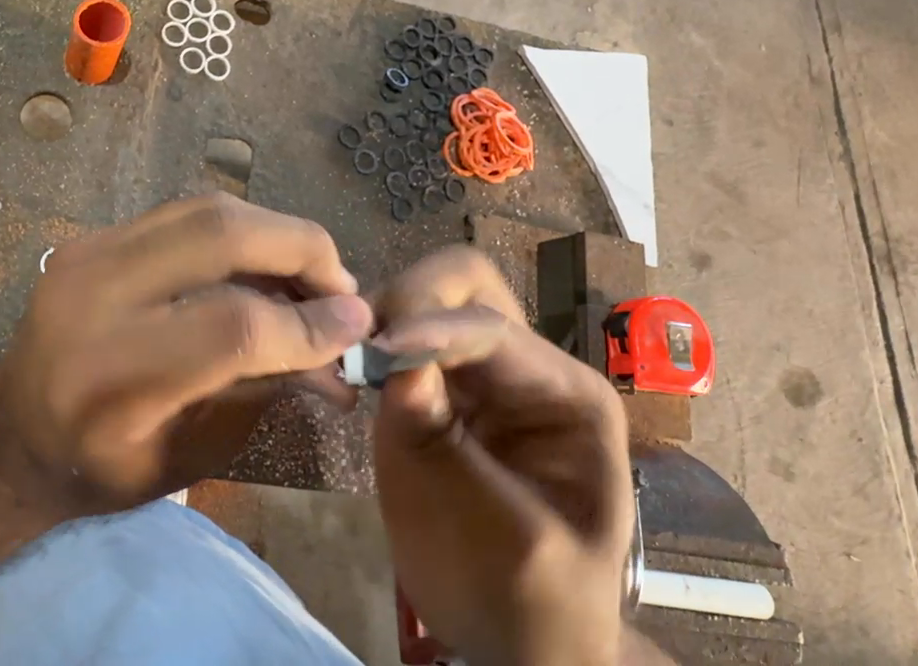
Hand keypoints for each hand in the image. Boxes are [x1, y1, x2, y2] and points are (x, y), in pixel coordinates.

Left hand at [0, 194, 372, 514]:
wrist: (11, 432)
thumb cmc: (101, 468)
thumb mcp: (188, 455)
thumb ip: (263, 394)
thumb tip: (343, 358)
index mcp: (113, 378)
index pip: (231, 327)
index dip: (307, 323)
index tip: (356, 327)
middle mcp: (95, 299)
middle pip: (220, 234)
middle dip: (301, 250)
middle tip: (341, 286)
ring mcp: (87, 254)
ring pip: (205, 210)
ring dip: (273, 233)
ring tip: (308, 275)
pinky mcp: (90, 238)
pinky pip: (182, 215)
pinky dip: (236, 232)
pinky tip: (261, 265)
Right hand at [372, 247, 633, 665]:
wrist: (515, 642)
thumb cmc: (528, 600)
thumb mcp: (501, 539)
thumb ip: (445, 451)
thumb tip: (394, 364)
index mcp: (567, 395)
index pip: (493, 330)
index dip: (432, 329)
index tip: (375, 352)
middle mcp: (526, 368)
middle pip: (466, 287)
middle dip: (411, 299)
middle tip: (363, 345)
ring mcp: (479, 376)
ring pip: (427, 301)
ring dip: (384, 317)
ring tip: (350, 361)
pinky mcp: (436, 393)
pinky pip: (401, 342)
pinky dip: (372, 345)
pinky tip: (351, 375)